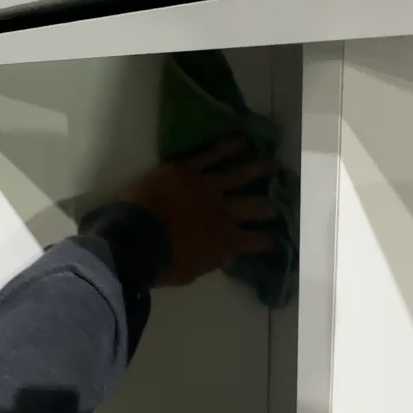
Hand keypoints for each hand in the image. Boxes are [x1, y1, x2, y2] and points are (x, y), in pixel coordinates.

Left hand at [117, 140, 277, 286]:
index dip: (266, 241)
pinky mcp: (187, 170)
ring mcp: (207, 187)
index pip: (254, 241)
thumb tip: (228, 257)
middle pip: (254, 206)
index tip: (274, 240)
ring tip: (275, 163)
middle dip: (268, 206)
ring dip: (259, 168)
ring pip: (240, 174)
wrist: (133, 239)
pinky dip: (228, 146)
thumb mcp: (189, 272)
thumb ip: (210, 263)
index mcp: (224, 240)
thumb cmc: (159, 262)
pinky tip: (242, 140)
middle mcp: (223, 211)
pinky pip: (211, 154)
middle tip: (280, 202)